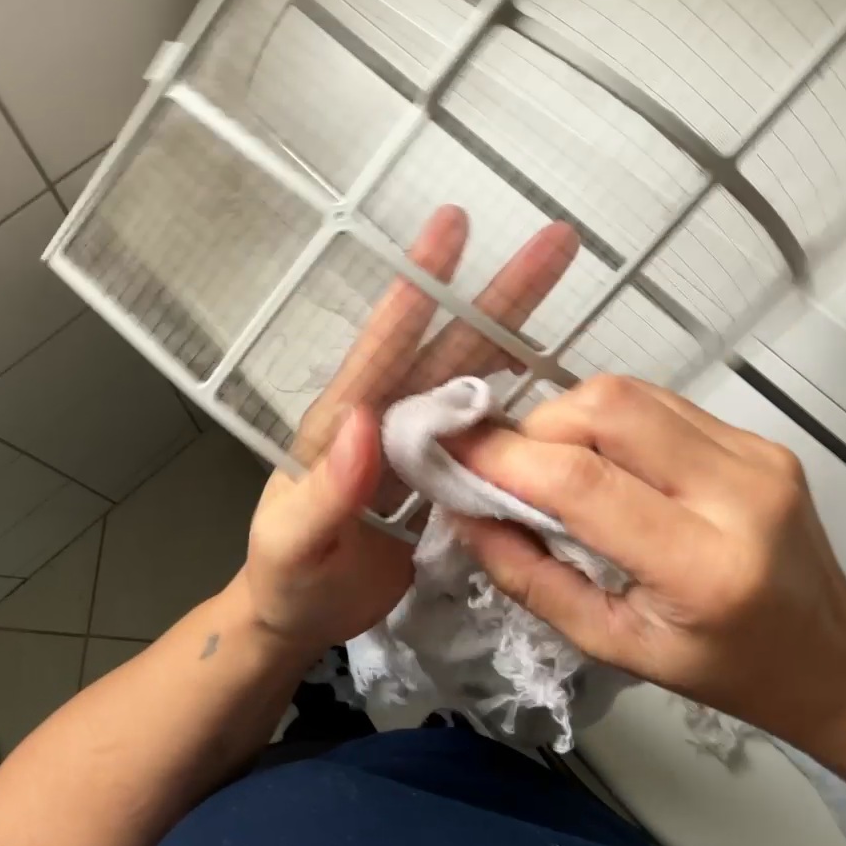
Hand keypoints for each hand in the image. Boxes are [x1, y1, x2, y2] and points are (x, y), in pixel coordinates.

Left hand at [239, 205, 580, 649]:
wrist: (300, 615)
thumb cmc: (285, 577)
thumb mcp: (293, 542)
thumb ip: (325, 490)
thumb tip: (365, 422)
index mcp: (341, 423)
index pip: (383, 347)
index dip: (418, 289)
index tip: (451, 230)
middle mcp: (384, 419)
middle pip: (445, 349)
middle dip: (495, 296)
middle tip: (552, 243)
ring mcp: (415, 446)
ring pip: (469, 381)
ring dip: (511, 334)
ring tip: (560, 284)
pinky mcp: (440, 478)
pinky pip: (482, 431)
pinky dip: (514, 402)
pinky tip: (550, 382)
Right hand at [450, 374, 845, 739]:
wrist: (833, 655)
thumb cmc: (719, 665)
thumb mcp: (611, 645)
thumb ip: (529, 577)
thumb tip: (463, 511)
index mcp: (703, 567)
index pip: (581, 482)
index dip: (502, 457)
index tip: (449, 451)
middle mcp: (738, 494)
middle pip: (605, 409)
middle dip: (534, 428)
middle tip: (508, 466)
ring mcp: (753, 454)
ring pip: (624, 392)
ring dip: (564, 419)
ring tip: (552, 465)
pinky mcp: (753, 436)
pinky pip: (650, 400)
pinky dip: (601, 420)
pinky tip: (601, 459)